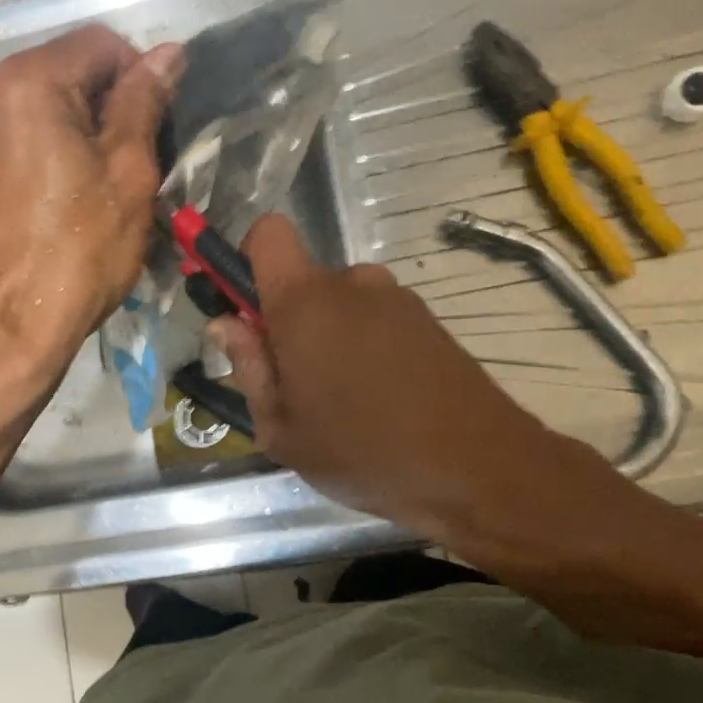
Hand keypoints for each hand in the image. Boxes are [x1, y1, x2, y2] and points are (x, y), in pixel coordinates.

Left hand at [0, 25, 183, 379]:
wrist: (19, 324)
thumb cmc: (81, 251)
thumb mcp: (128, 172)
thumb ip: (144, 102)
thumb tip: (167, 54)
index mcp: (29, 82)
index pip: (102, 44)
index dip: (143, 76)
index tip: (162, 128)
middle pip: (72, 72)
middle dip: (114, 107)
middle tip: (143, 164)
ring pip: (51, 109)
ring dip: (89, 134)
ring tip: (113, 187)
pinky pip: (30, 140)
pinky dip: (61, 155)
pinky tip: (80, 199)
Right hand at [207, 215, 642, 556]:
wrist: (476, 469)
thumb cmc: (361, 452)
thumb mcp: (281, 429)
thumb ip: (248, 368)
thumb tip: (226, 324)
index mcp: (305, 303)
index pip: (268, 233)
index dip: (246, 260)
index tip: (245, 311)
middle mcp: (353, 284)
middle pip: (302, 281)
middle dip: (287, 323)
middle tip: (293, 388)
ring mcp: (397, 299)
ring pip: (339, 305)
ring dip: (328, 340)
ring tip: (341, 404)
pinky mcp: (428, 321)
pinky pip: (374, 321)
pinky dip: (364, 349)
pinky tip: (378, 402)